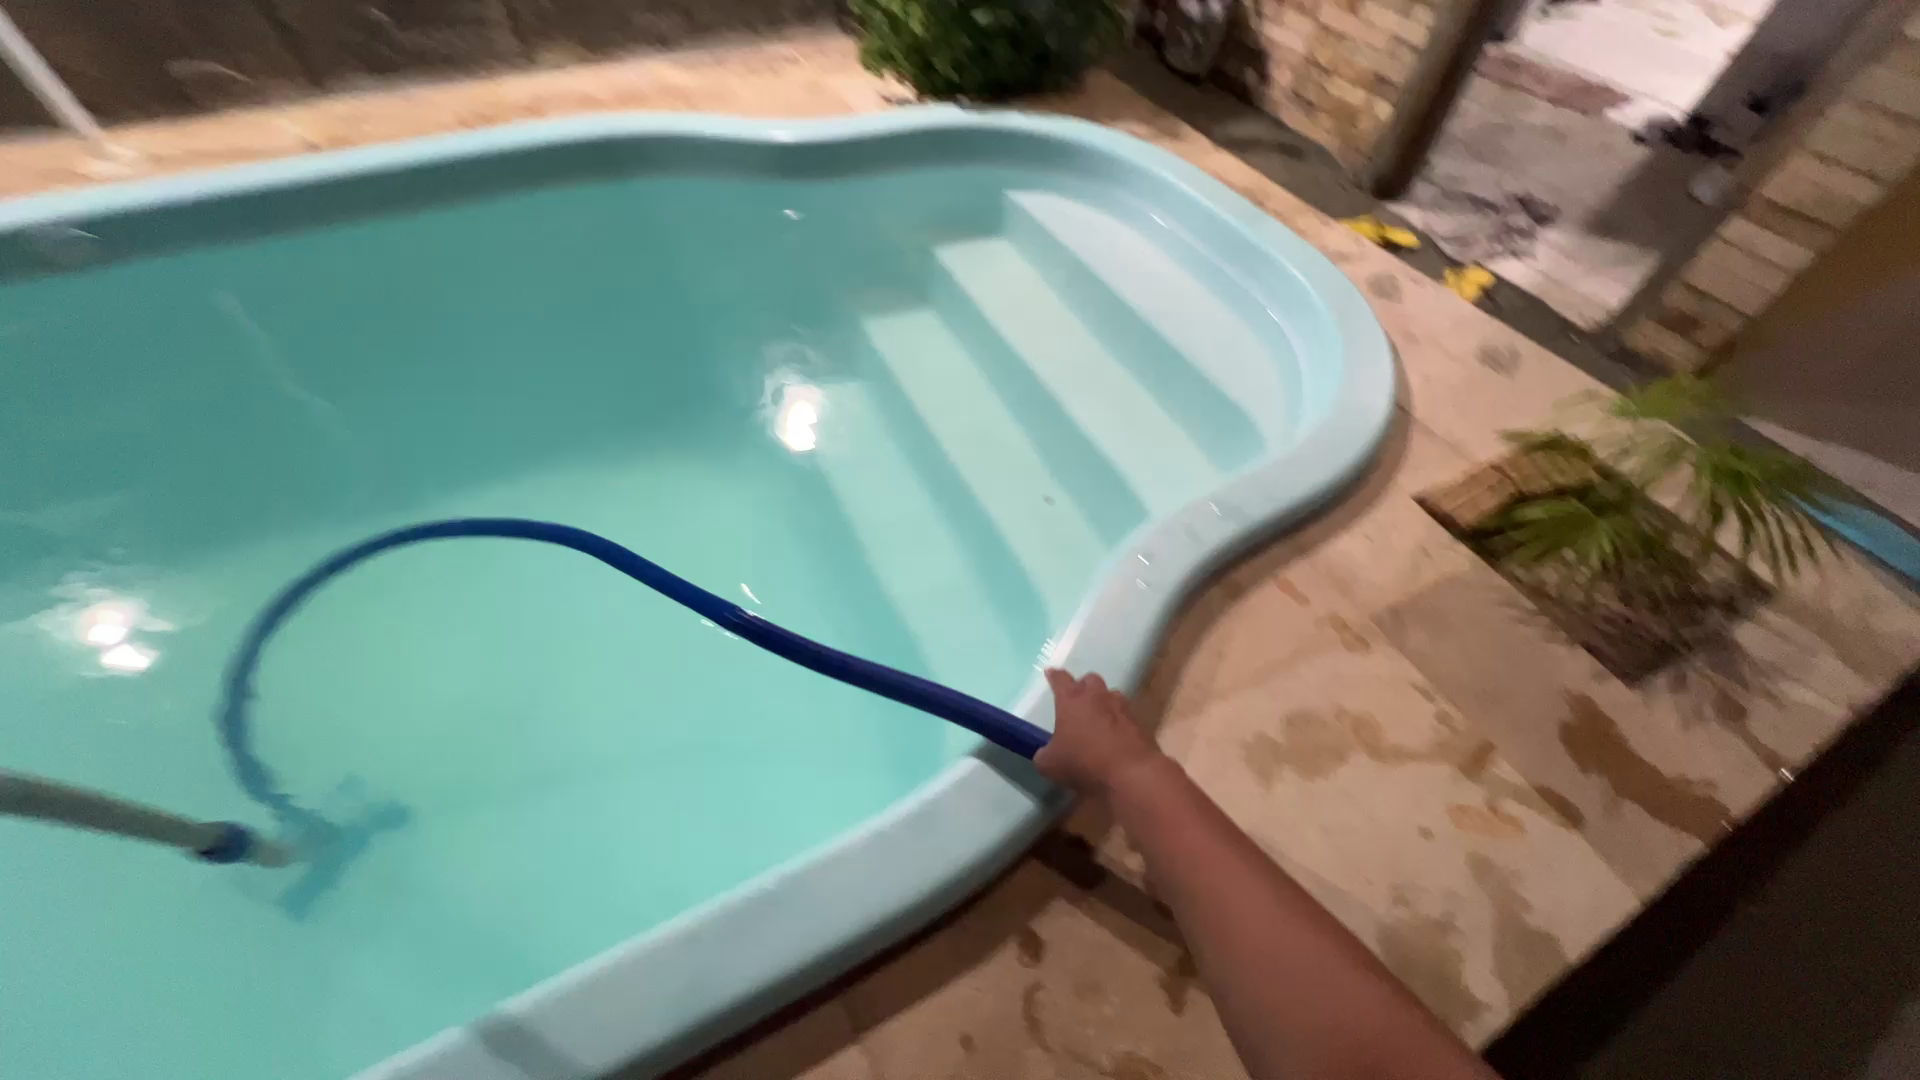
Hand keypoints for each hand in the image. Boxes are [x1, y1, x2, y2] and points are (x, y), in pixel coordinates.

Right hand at [1035, 669, 1165, 796]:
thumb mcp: (1050, 764)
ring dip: (1103, 701)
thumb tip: (1045, 753)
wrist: (1131, 774)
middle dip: (1082, 686)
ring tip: (1098, 717)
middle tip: (1076, 699)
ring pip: (1111, 694)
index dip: (1054, 676)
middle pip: (1089, 679)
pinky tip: (1115, 736)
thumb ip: (1044, 755)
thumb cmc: (1083, 762)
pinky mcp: (1139, 723)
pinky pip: (1125, 715)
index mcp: (1071, 699)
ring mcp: (1121, 707)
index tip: (1050, 673)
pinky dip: (1119, 721)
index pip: (1060, 678)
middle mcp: (1097, 696)